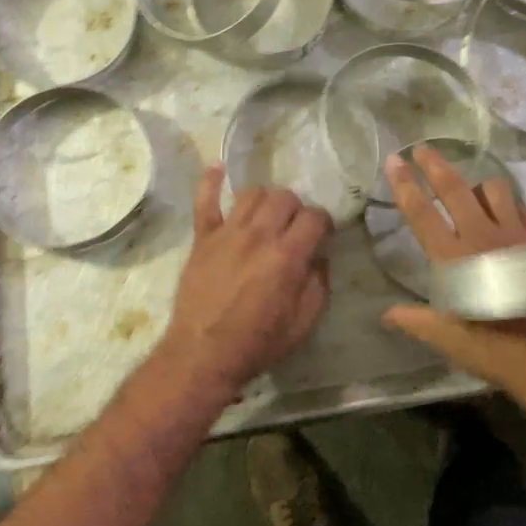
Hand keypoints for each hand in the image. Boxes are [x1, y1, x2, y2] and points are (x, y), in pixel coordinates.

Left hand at [157, 166, 332, 397]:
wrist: (202, 355)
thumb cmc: (257, 344)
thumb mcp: (303, 324)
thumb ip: (318, 285)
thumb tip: (320, 258)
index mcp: (287, 257)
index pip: (314, 217)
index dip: (323, 223)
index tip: (322, 235)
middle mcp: (258, 236)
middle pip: (285, 198)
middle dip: (296, 209)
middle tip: (294, 228)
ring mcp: (227, 233)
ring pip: (252, 193)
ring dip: (266, 199)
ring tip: (267, 214)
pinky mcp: (202, 238)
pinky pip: (205, 200)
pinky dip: (211, 182)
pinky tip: (218, 170)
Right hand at [381, 145, 525, 394]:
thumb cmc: (495, 349)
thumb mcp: (448, 340)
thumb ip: (417, 320)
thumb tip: (387, 314)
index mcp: (454, 259)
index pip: (422, 213)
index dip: (405, 184)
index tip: (394, 160)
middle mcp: (482, 237)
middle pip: (454, 188)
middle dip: (435, 164)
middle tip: (422, 149)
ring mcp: (515, 234)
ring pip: (493, 190)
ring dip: (477, 186)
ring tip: (472, 191)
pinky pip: (521, 208)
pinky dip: (508, 205)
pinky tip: (507, 214)